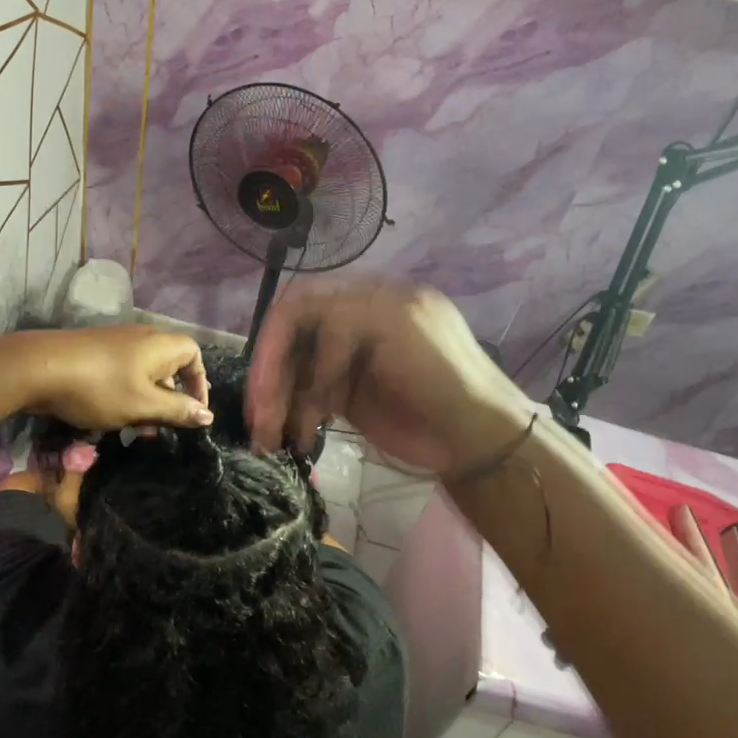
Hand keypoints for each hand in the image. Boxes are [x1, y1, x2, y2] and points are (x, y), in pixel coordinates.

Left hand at [7, 325, 211, 430]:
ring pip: (143, 375)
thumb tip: (207, 415)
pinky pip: (121, 375)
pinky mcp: (94, 354)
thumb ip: (177, 411)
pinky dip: (124, 397)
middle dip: (169, 399)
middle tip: (161, 428)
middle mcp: (140, 338)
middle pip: (169, 366)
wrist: (38, 368)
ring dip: (145, 403)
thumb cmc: (100, 387)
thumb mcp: (143, 405)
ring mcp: (114, 345)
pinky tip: (110, 419)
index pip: (194, 354)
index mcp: (160, 344)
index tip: (194, 412)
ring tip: (134, 430)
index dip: (199, 383)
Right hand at [246, 279, 533, 473]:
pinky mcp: (344, 394)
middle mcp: (352, 322)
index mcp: (368, 297)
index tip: (264, 384)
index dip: (274, 340)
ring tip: (269, 440)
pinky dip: (294, 418)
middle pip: (289, 339)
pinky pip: (304, 398)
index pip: (300, 304)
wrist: (479, 439)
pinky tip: (294, 441)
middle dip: (269, 379)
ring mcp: (347, 358)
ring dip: (276, 404)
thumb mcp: (400, 330)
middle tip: (258, 421)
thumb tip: (298, 336)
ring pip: (292, 372)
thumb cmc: (445, 380)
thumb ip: (345, 317)